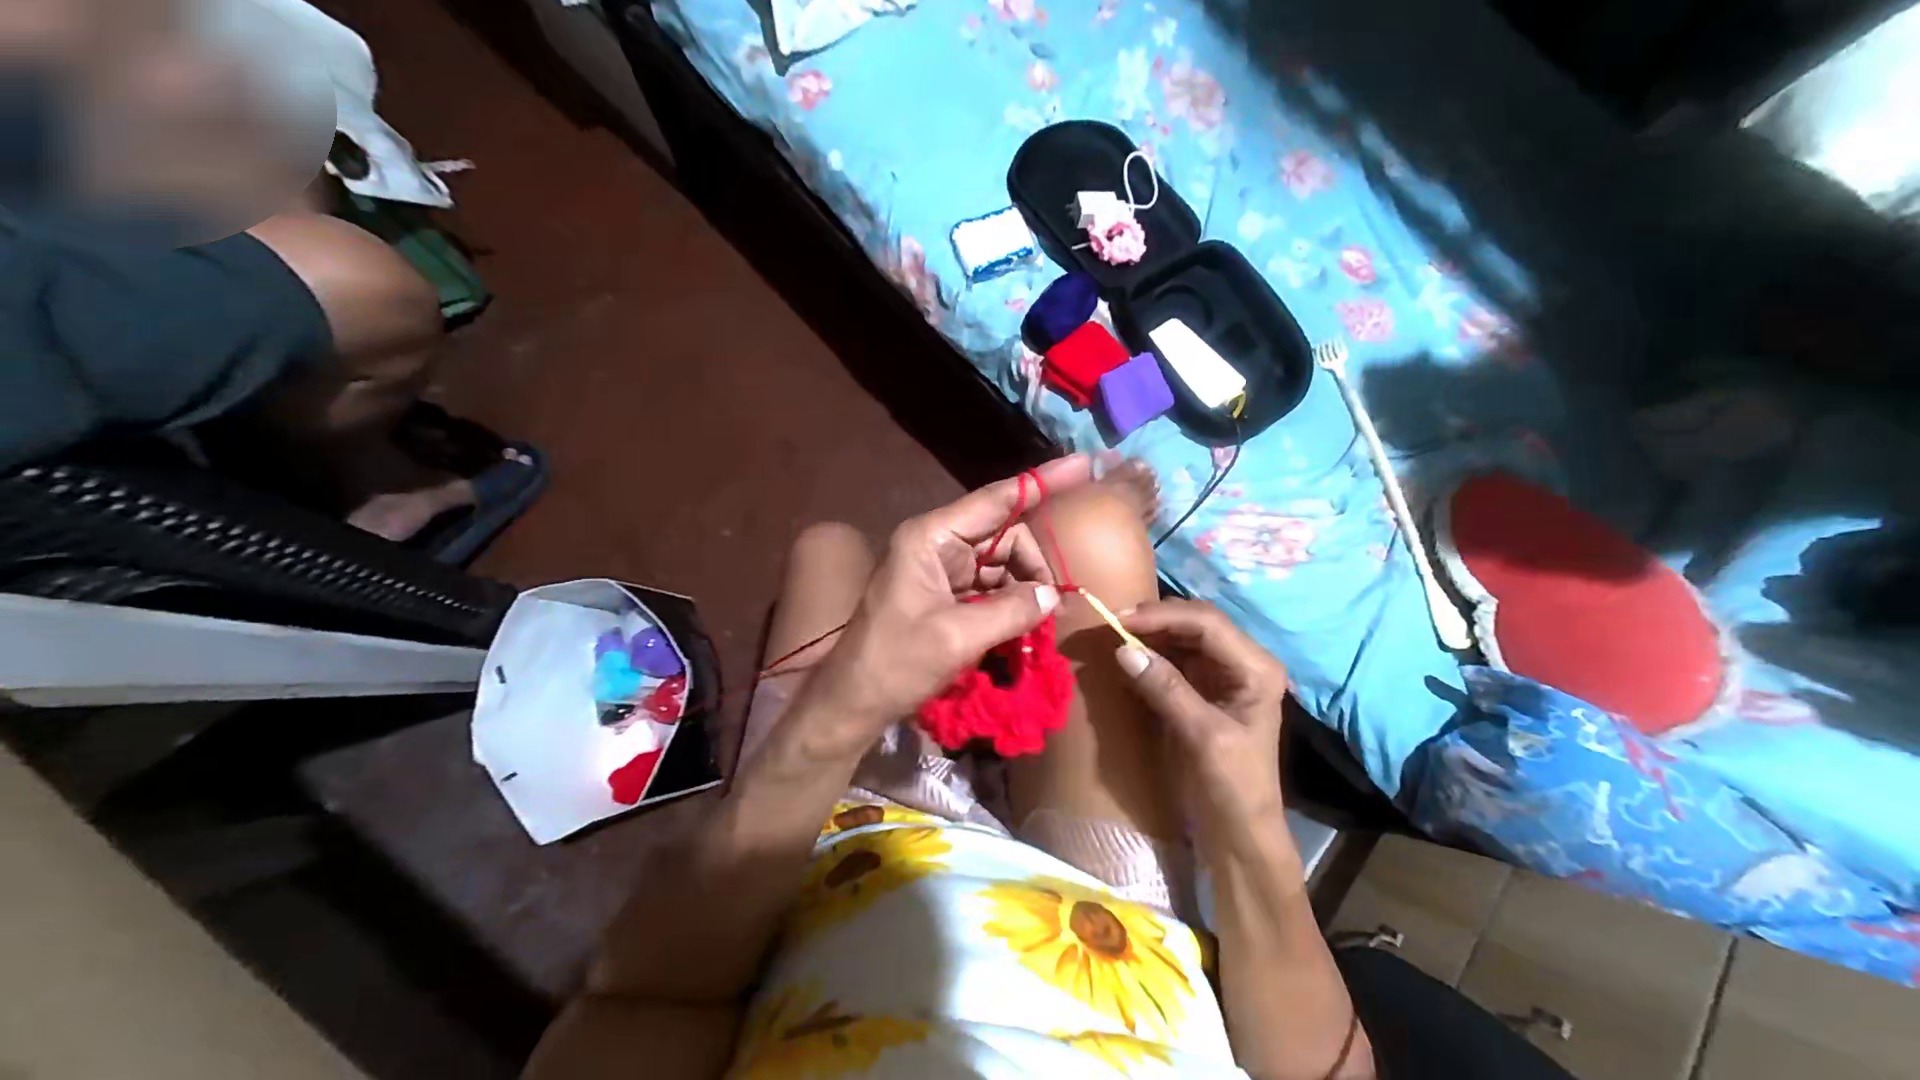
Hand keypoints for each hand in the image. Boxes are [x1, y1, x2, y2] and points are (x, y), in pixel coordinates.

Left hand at [794, 456, 1097, 762]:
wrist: (854, 701)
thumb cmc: (896, 662)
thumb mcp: (958, 637)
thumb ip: (1012, 610)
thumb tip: (1052, 595)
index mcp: (931, 538)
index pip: (996, 499)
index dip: (1043, 483)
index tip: (1085, 465)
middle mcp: (937, 544)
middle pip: (1004, 535)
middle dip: (1033, 565)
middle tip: (1054, 604)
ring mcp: (940, 569)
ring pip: (1001, 563)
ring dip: (1024, 588)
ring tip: (1041, 623)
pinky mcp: (945, 595)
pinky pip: (989, 587)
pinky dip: (1010, 603)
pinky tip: (1026, 627)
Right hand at [1114, 599, 1290, 846]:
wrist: (1238, 832)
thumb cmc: (1233, 786)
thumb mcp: (1202, 736)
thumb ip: (1166, 689)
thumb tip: (1123, 649)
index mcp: (1256, 668)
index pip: (1207, 623)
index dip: (1163, 616)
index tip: (1120, 621)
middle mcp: (1242, 662)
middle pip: (1195, 622)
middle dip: (1154, 619)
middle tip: (1111, 623)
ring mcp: (1222, 674)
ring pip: (1182, 636)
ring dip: (1149, 633)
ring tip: (1114, 634)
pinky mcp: (1202, 688)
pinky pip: (1173, 657)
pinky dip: (1149, 652)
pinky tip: (1127, 654)